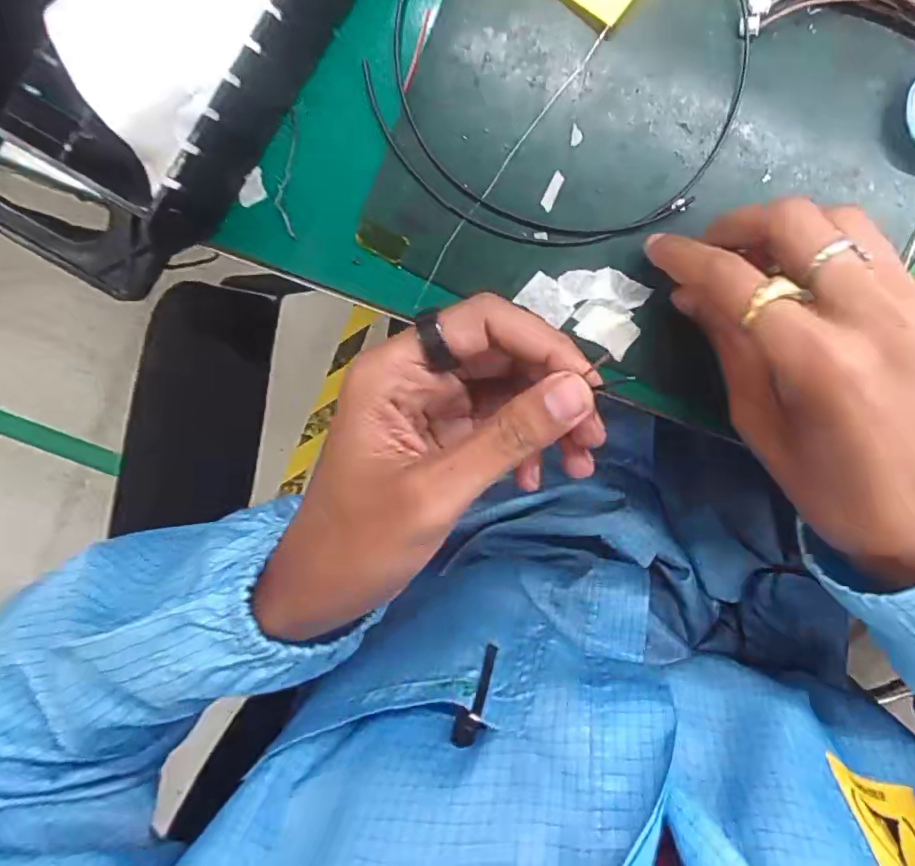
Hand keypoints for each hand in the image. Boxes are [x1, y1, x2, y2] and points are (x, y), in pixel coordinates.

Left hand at [253, 294, 607, 640]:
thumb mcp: (438, 491)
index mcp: (397, 369)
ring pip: (507, 386)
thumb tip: (578, 391)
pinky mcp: (444, 433)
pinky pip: (498, 420)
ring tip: (582, 460)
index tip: (584, 383)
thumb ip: (508, 436)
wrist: (320, 593)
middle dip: (552, 386)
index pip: (479, 322)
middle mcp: (416, 373)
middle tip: (593, 432)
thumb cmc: (360, 543)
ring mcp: (431, 403)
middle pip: (501, 352)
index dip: (538, 340)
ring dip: (549, 417)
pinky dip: (527, 442)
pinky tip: (538, 477)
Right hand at [645, 198, 914, 587]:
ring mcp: (910, 303)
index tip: (658, 249)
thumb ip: (727, 344)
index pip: (737, 280)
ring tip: (757, 258)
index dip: (688, 257)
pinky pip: (871, 244)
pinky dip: (826, 244)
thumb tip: (689, 292)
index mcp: (819, 359)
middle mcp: (870, 315)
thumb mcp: (757, 421)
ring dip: (786, 227)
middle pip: (794, 222)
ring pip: (838, 218)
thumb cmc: (827, 488)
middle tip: (710, 251)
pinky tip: (803, 274)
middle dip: (737, 224)